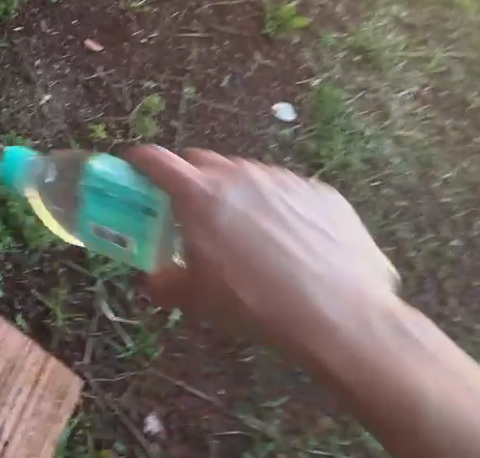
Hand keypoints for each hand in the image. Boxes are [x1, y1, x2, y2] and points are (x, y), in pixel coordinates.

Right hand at [128, 146, 400, 361]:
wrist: (344, 319)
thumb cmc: (257, 304)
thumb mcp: (199, 300)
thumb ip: (166, 283)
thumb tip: (152, 282)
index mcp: (197, 194)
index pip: (154, 159)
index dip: (140, 161)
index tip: (135, 168)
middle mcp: (236, 174)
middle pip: (201, 161)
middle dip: (192, 179)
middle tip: (198, 212)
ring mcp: (282, 180)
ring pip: (247, 175)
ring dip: (239, 193)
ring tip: (255, 233)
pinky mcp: (322, 193)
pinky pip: (290, 191)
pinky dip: (283, 207)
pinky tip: (298, 243)